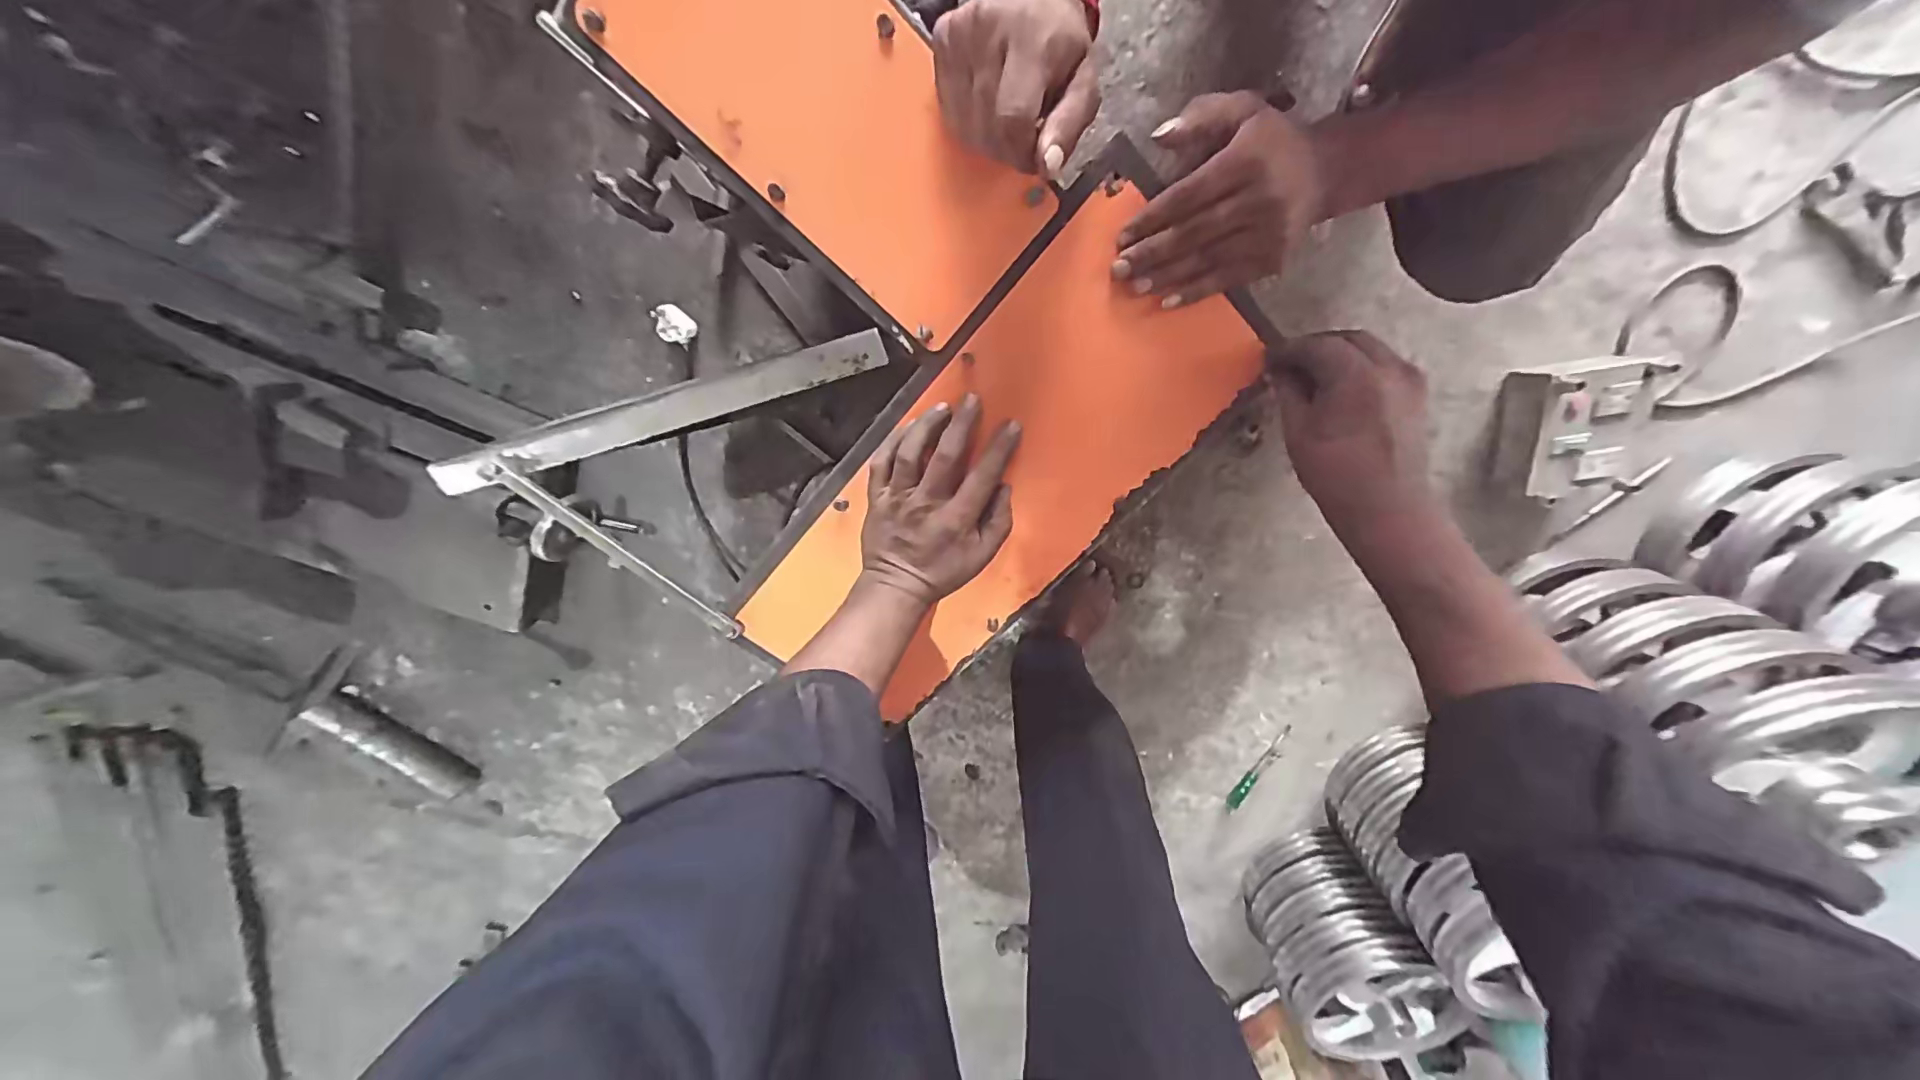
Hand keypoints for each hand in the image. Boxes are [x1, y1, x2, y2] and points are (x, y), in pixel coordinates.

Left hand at [861, 393, 1021, 607]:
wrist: (896, 586)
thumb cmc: (942, 572)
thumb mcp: (981, 557)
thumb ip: (997, 522)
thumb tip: (1003, 487)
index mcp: (956, 519)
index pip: (982, 476)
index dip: (998, 449)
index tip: (1010, 426)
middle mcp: (926, 503)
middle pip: (945, 456)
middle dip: (962, 424)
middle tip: (972, 400)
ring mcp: (897, 498)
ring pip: (910, 453)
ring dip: (927, 426)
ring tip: (942, 408)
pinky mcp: (877, 497)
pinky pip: (881, 462)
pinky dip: (893, 441)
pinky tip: (908, 426)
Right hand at [932, 0, 1099, 176]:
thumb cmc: (1060, 42)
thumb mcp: (1081, 82)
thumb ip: (1069, 126)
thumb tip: (1048, 167)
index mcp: (1033, 40)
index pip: (1013, 121)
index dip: (1021, 152)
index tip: (1032, 156)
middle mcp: (990, 31)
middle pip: (988, 129)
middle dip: (1006, 150)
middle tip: (1021, 137)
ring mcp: (961, 35)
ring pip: (965, 127)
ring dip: (987, 140)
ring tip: (1005, 119)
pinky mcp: (943, 40)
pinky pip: (950, 112)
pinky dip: (969, 122)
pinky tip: (985, 105)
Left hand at [1113, 92, 1328, 305]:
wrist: (1324, 172)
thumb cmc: (1270, 141)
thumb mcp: (1242, 111)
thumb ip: (1202, 116)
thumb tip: (1158, 137)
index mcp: (1245, 162)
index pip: (1188, 195)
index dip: (1153, 218)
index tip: (1122, 237)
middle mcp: (1258, 200)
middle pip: (1193, 232)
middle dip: (1152, 253)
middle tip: (1118, 268)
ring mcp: (1266, 235)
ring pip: (1206, 260)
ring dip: (1166, 276)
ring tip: (1135, 287)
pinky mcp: (1271, 260)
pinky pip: (1227, 279)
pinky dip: (1195, 292)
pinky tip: (1167, 301)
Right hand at [1272, 331, 1431, 525]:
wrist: (1387, 508)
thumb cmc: (1335, 474)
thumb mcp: (1298, 432)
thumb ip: (1289, 394)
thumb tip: (1280, 373)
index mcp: (1356, 374)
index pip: (1317, 345)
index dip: (1289, 350)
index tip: (1268, 359)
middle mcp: (1390, 367)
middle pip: (1348, 339)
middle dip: (1316, 346)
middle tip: (1288, 364)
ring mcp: (1409, 379)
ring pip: (1369, 349)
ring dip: (1339, 355)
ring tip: (1312, 377)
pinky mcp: (1417, 394)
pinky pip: (1384, 365)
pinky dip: (1359, 367)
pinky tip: (1340, 389)